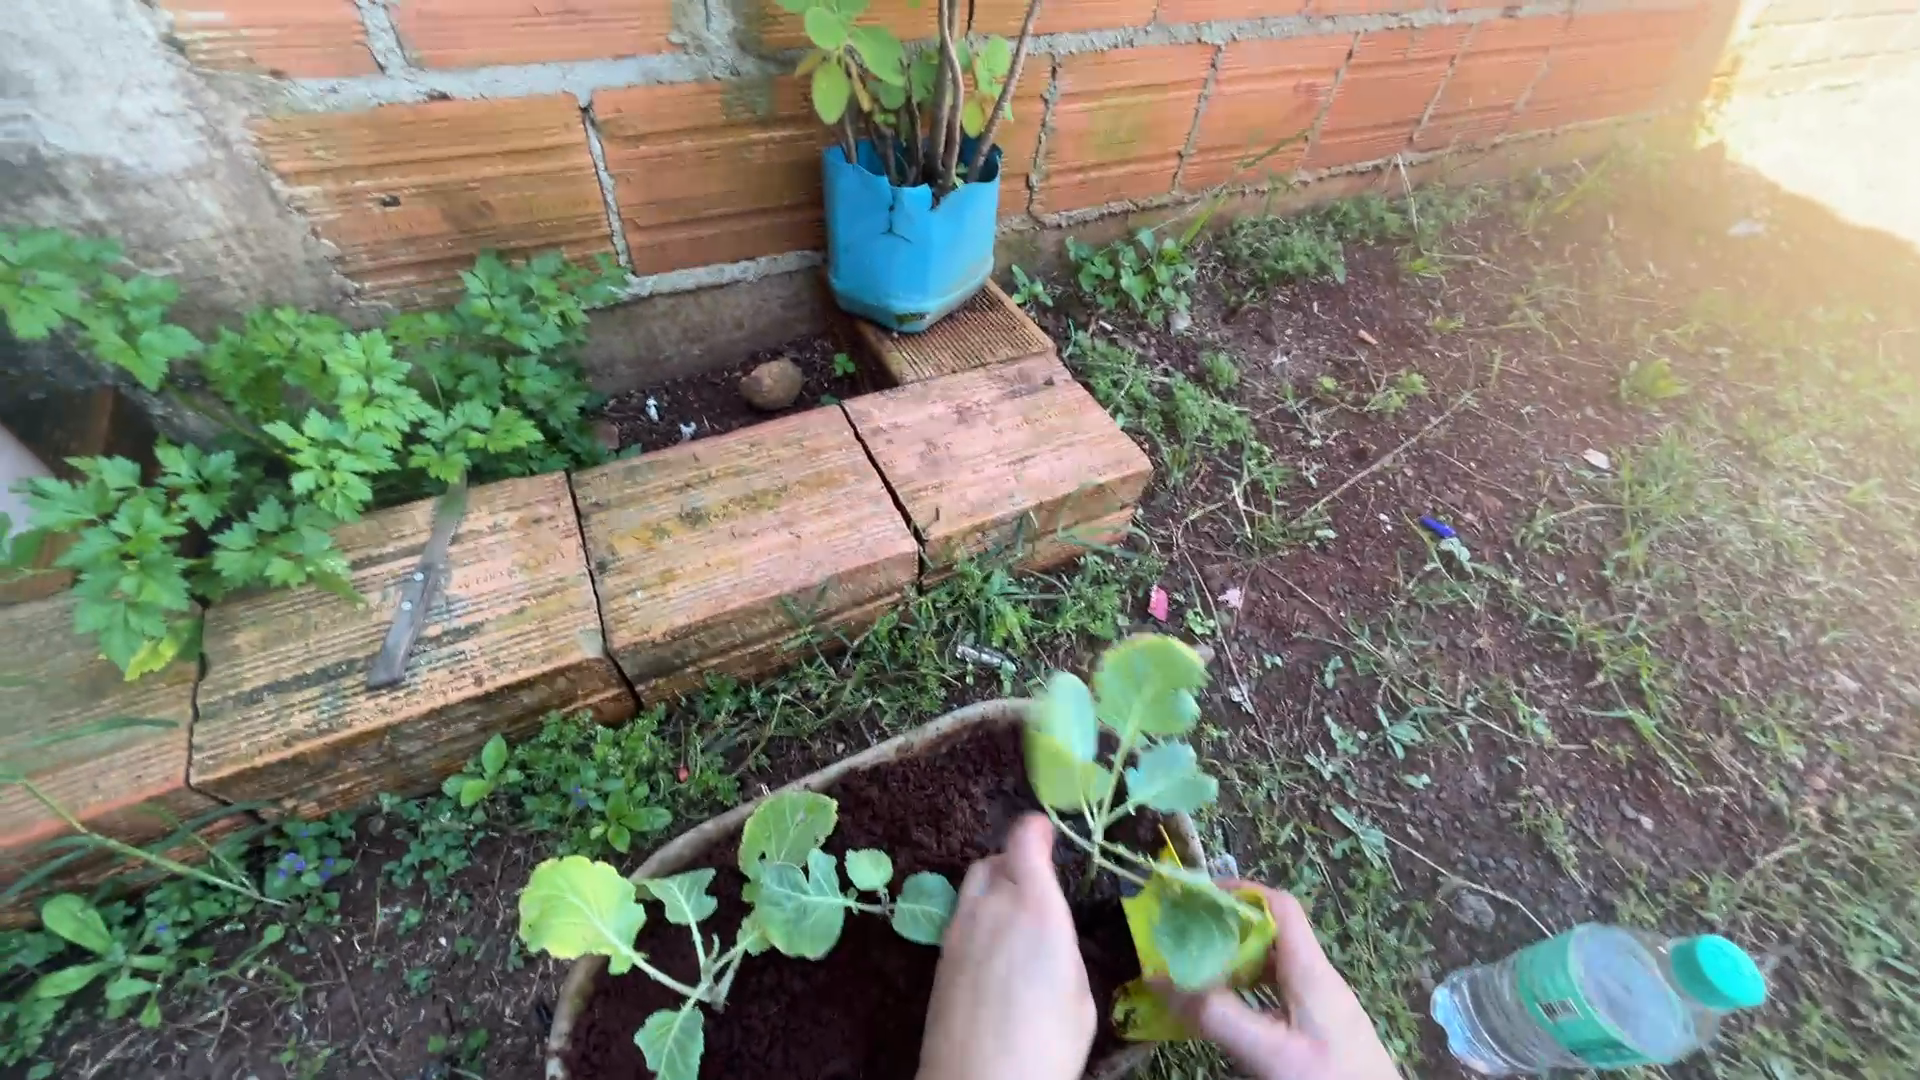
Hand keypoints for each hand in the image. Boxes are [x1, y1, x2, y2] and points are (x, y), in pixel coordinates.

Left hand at [917, 814, 1094, 1079]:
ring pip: (975, 883)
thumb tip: (1047, 934)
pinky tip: (994, 948)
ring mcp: (960, 927)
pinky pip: (962, 914)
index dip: (1036, 829)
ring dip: (995, 885)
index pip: (1024, 840)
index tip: (1047, 831)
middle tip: (1036, 884)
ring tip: (1014, 917)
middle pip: (997, 858)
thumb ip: (1059, 946)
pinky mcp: (941, 953)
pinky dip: (979, 914)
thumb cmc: (1046, 1046)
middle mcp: (993, 905)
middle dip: (1017, 860)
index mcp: (1036, 907)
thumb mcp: (1078, 995)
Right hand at [1160, 882, 1398, 1079]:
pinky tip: (1229, 1010)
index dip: (1241, 892)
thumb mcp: (1268, 1054)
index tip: (1200, 899)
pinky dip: (1250, 990)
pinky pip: (1279, 993)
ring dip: (1237, 961)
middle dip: (1228, 928)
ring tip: (1197, 970)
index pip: (1280, 905)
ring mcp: (1322, 1006)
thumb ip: (1216, 1016)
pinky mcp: (1321, 1030)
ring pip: (1274, 965)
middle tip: (1187, 937)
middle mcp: (1318, 979)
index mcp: (1310, 970)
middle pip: (1272, 933)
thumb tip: (1158, 978)